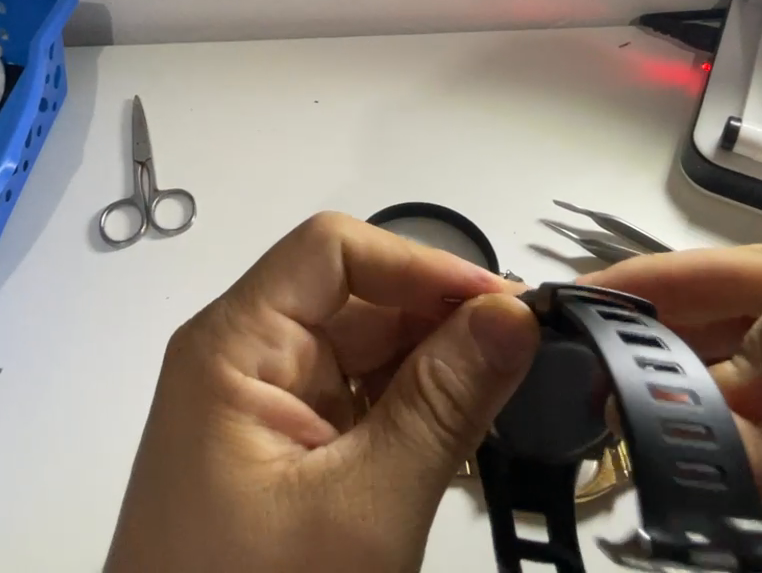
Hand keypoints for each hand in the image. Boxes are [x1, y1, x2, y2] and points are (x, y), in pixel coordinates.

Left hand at [105, 213, 540, 572]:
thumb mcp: (361, 509)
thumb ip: (440, 405)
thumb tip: (513, 316)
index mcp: (235, 343)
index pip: (332, 253)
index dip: (420, 264)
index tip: (504, 304)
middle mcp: (246, 354)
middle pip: (354, 296)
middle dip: (438, 318)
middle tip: (526, 357)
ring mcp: (266, 401)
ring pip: (365, 347)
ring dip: (433, 368)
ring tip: (504, 398)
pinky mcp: (286, 445)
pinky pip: (360, 397)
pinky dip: (413, 409)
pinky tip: (462, 432)